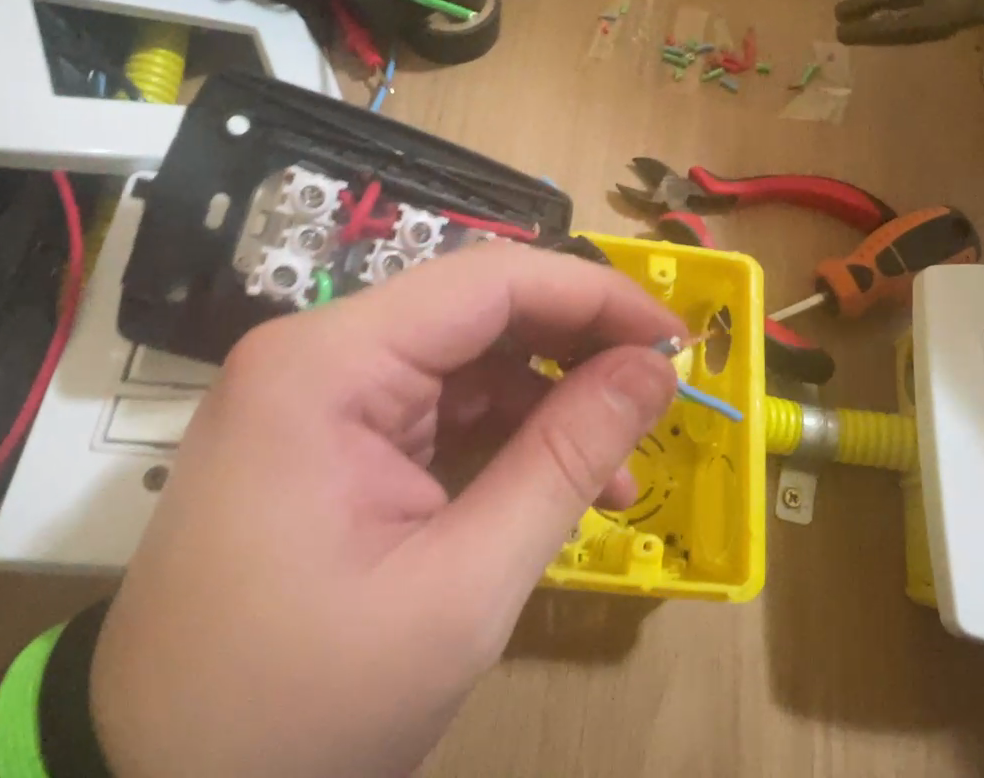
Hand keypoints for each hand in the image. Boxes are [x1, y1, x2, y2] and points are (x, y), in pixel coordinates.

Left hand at [88, 244, 680, 776]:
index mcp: (328, 365)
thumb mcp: (462, 585)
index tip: (678, 339)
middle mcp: (315, 355)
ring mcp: (316, 396)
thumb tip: (655, 369)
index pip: (489, 281)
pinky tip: (555, 486)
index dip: (596, 296)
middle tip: (659, 396)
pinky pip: (435, 407)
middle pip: (476, 312)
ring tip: (618, 470)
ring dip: (548, 402)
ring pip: (464, 360)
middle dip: (577, 349)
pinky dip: (503, 437)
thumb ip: (564, 459)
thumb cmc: (305, 702)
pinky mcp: (326, 438)